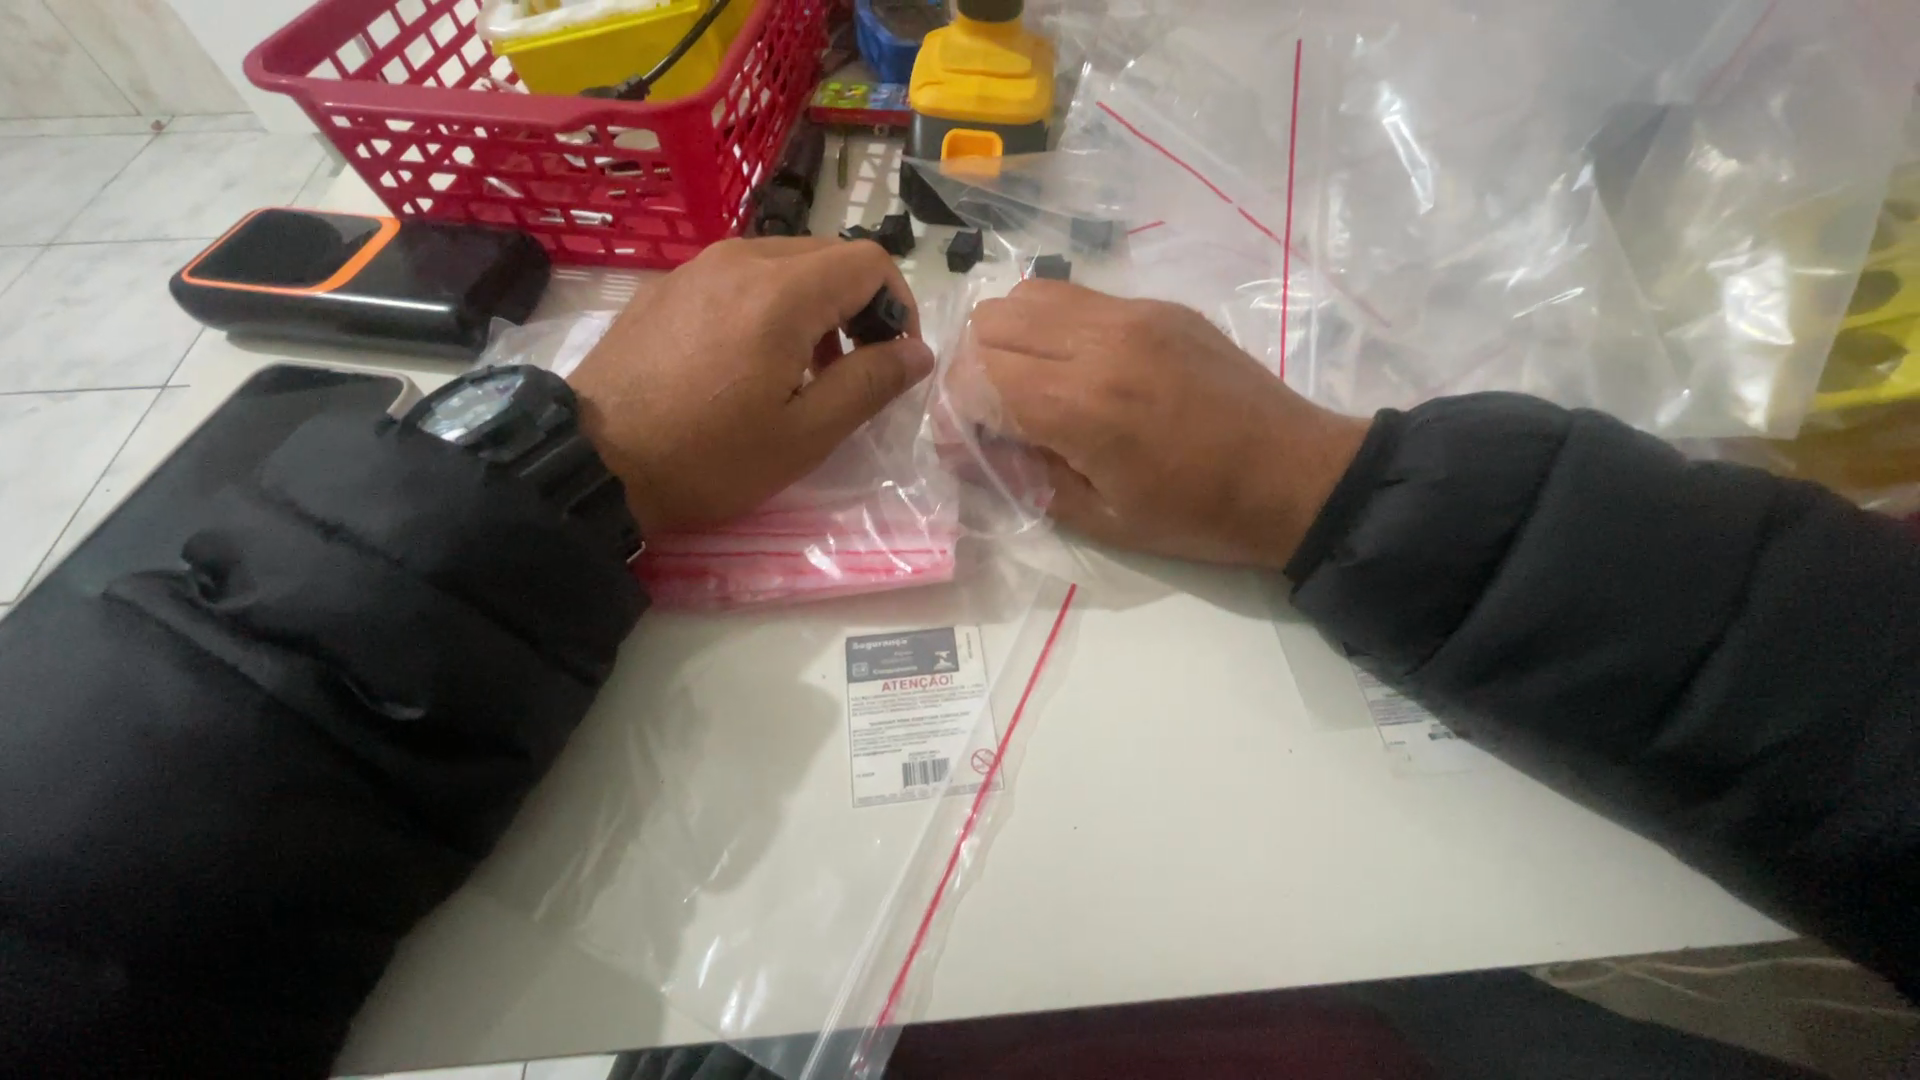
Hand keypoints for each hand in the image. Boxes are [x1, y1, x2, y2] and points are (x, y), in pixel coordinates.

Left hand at [570, 238, 933, 534]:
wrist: (591, 463)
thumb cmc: (710, 457)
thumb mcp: (805, 435)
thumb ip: (870, 384)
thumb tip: (918, 351)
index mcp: (783, 292)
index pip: (870, 262)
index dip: (899, 305)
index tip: (895, 357)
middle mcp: (741, 259)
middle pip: (828, 256)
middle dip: (858, 305)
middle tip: (854, 368)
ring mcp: (697, 268)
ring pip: (782, 264)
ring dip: (814, 307)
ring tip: (803, 370)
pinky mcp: (666, 288)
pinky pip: (738, 278)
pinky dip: (768, 306)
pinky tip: (747, 362)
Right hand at [967, 281, 1370, 568]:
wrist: (1294, 475)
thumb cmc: (1195, 515)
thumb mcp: (1098, 517)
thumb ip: (1018, 474)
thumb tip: (959, 448)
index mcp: (1083, 405)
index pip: (974, 376)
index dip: (953, 411)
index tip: (965, 442)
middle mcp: (1100, 341)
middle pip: (989, 323)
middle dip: (972, 371)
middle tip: (994, 414)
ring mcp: (1133, 313)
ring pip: (1026, 295)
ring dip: (1008, 340)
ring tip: (1028, 385)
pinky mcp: (1157, 305)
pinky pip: (1075, 295)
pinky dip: (1050, 326)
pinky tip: (1074, 367)